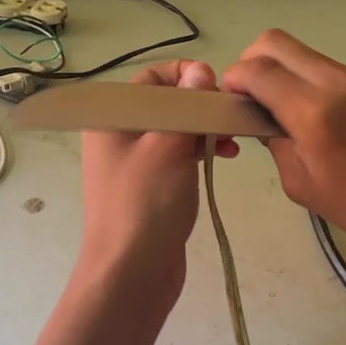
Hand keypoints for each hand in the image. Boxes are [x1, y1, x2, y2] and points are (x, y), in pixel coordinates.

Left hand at [78, 60, 237, 287]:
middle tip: (231, 116)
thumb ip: (187, 105)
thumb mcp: (168, 146)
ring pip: (175, 129)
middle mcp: (118, 133)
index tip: (218, 89)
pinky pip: (177, 155)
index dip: (186, 76)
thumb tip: (201, 70)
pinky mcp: (150, 187)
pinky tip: (225, 156)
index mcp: (111, 117)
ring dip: (206, 128)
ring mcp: (133, 162)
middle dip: (202, 104)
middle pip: (166, 102)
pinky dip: (200, 151)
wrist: (130, 274)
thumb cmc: (146, 203)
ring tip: (234, 139)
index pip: (152, 77)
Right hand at [222, 30, 345, 275]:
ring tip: (283, 109)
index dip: (233, 80)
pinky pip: (328, 67)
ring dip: (281, 70)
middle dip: (251, 62)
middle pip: (275, 41)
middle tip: (250, 97)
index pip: (256, 70)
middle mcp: (336, 82)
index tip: (229, 101)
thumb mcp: (302, 185)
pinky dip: (308, 79)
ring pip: (303, 51)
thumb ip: (275, 142)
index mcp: (314, 113)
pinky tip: (317, 115)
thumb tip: (262, 118)